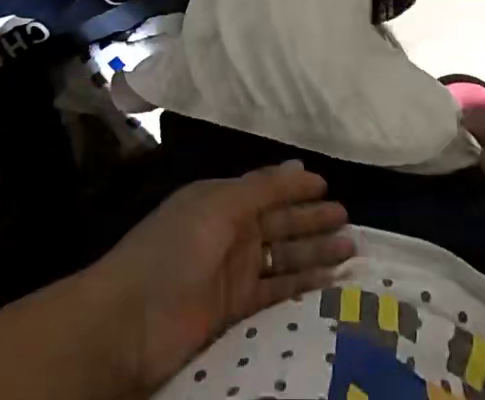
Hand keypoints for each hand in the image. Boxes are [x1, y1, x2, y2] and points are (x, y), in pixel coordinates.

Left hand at [89, 162, 353, 392]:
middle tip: (349, 220)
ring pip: (281, 258)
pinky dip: (301, 287)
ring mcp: (232, 272)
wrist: (133, 319)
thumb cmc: (174, 248)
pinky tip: (329, 283)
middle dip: (310, 220)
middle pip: (276, 223)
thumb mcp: (216, 206)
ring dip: (313, 253)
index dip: (293, 187)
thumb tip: (298, 165)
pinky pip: (276, 293)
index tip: (327, 185)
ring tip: (351, 250)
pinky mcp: (236, 309)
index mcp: (217, 200)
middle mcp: (227, 232)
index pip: (264, 189)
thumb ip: (259, 188)